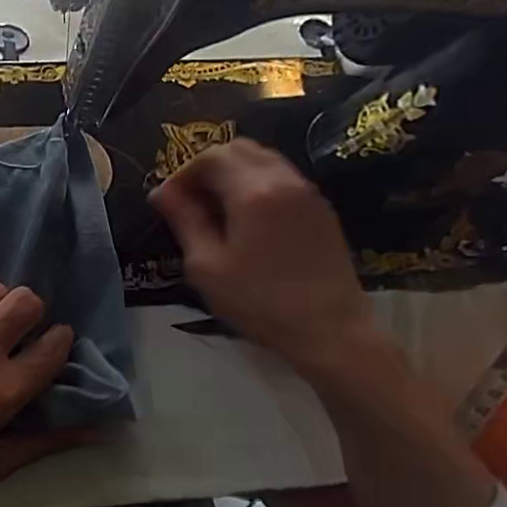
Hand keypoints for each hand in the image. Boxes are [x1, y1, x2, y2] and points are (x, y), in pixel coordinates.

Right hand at [153, 141, 497, 506]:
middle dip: (208, 170)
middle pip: (243, 153)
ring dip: (233, 185)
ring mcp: (316, 206)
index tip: (165, 201)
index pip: (214, 154)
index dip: (184, 172)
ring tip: (208, 222)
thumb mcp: (207, 269)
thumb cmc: (266, 313)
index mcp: (261, 191)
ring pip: (266, 171)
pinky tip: (242, 236)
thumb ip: (184, 222)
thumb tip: (165, 192)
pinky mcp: (327, 227)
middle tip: (183, 207)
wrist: (340, 353)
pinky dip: (255, 200)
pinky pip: (283, 193)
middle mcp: (295, 187)